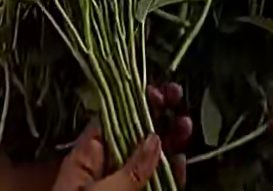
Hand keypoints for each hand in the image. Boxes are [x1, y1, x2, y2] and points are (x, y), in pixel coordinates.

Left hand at [52, 85, 192, 190]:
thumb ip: (130, 169)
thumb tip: (154, 138)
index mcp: (86, 159)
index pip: (111, 117)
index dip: (135, 100)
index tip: (159, 91)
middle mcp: (102, 170)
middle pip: (132, 133)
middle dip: (157, 116)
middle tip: (178, 100)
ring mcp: (118, 189)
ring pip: (147, 158)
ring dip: (168, 140)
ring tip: (186, 125)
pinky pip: (153, 185)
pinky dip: (168, 174)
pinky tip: (181, 162)